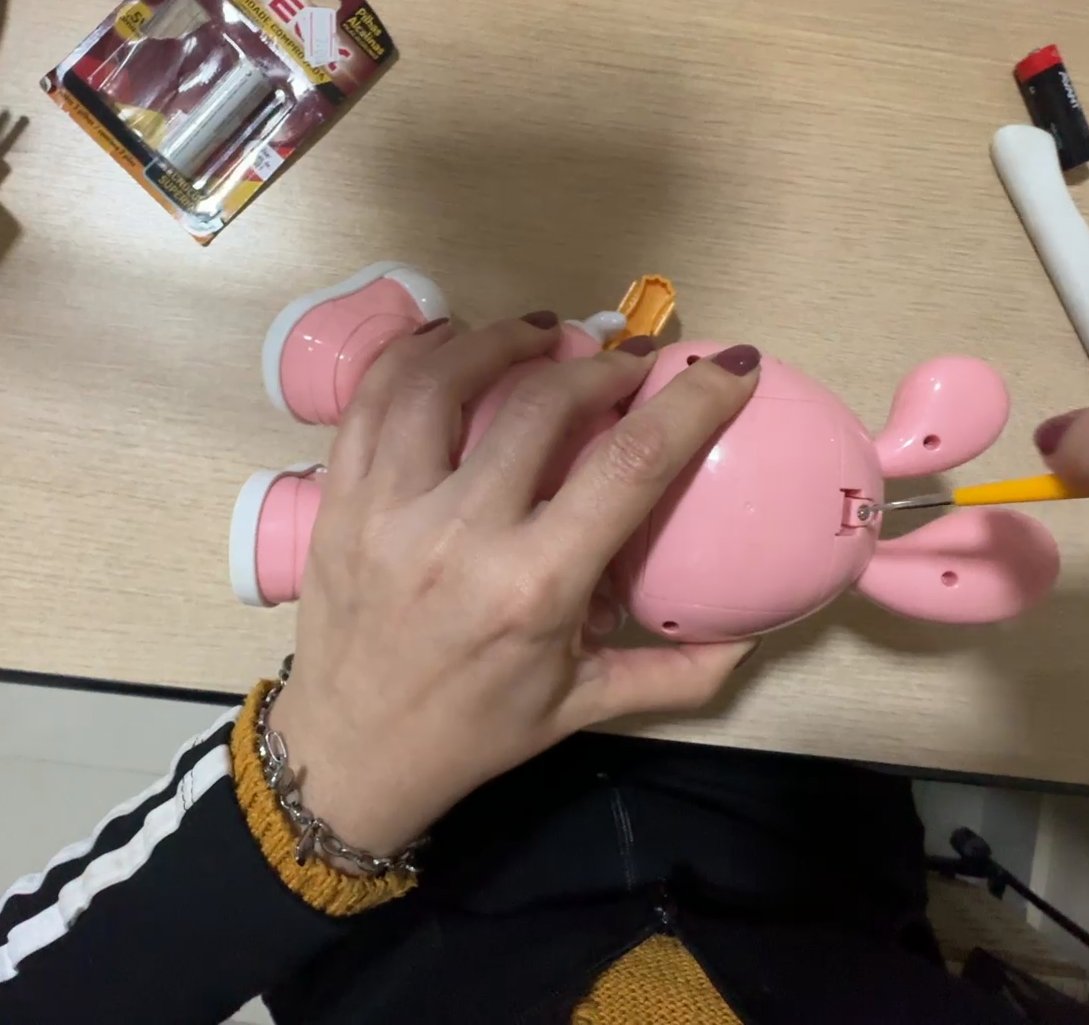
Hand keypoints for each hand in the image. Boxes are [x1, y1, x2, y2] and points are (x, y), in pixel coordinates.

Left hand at [267, 317, 762, 854]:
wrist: (351, 755)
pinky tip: (448, 340)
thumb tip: (750, 635)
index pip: (629, 465)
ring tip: (541, 333)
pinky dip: (412, 355)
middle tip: (622, 358)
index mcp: (533, 588)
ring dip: (501, 338)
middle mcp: (457, 536)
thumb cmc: (472, 734)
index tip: (728, 367)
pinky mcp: (338, 501)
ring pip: (442, 382)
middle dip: (599, 364)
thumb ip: (675, 673)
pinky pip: (370, 402)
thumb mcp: (581, 708)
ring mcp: (386, 510)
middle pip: (539, 405)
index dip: (692, 401)